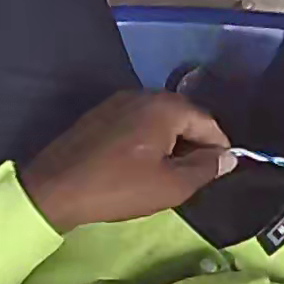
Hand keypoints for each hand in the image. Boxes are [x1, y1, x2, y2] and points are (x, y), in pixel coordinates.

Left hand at [18, 91, 236, 233]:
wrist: (55, 188)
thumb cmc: (119, 187)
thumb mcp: (171, 186)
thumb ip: (205, 168)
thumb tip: (228, 157)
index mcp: (165, 106)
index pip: (208, 122)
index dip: (219, 148)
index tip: (219, 172)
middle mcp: (142, 94)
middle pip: (183, 117)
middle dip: (194, 145)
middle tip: (193, 177)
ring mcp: (117, 101)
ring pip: (158, 120)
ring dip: (170, 143)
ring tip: (168, 174)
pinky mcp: (99, 114)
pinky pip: (136, 123)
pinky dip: (147, 141)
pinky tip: (141, 165)